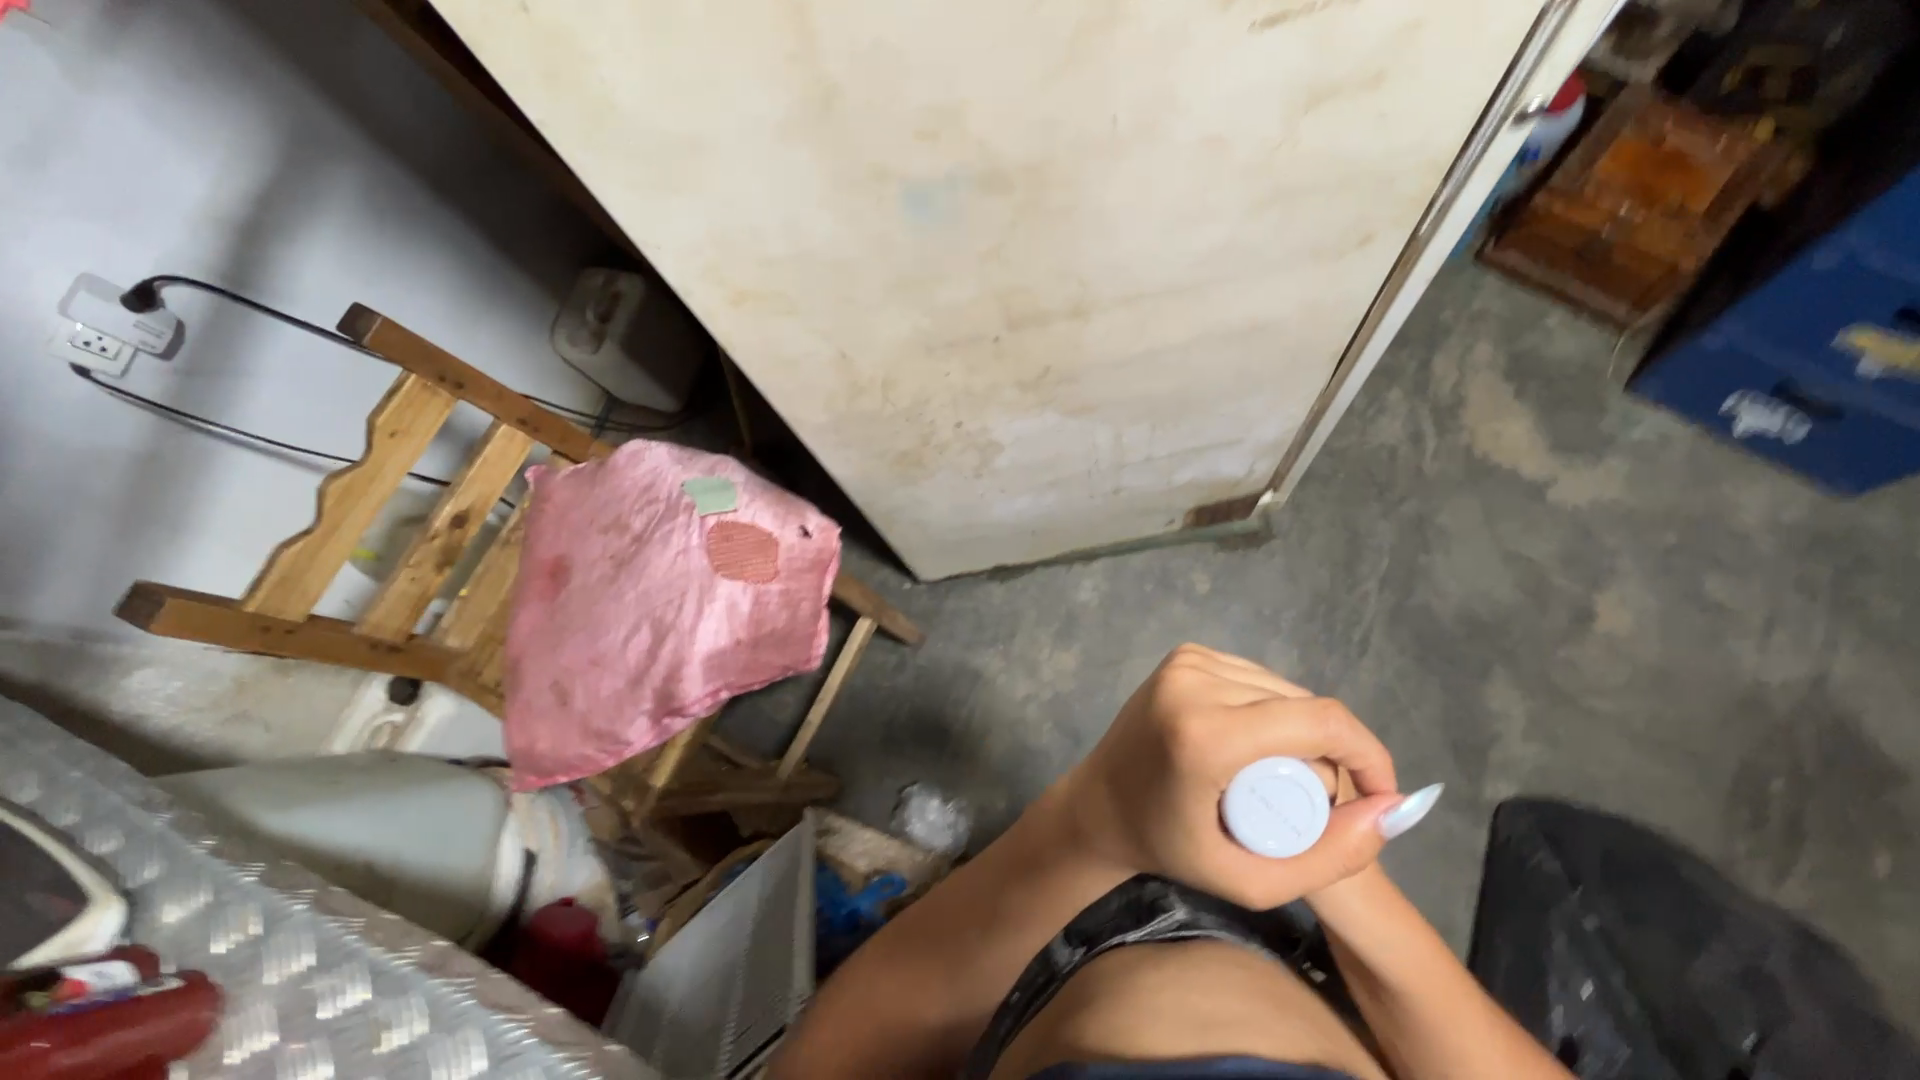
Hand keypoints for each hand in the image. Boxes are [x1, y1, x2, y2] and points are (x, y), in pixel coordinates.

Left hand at [1056, 644, 1405, 910]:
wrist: (1098, 805)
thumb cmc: (1168, 848)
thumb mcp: (1250, 880)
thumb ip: (1330, 858)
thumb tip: (1390, 809)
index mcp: (1205, 733)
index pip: (1320, 722)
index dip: (1367, 754)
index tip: (1379, 793)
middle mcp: (1194, 683)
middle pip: (1304, 705)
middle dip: (1331, 751)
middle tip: (1322, 799)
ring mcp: (1186, 662)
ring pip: (1283, 689)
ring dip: (1302, 730)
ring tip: (1286, 777)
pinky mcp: (1184, 654)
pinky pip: (1256, 678)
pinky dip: (1272, 710)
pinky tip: (1259, 745)